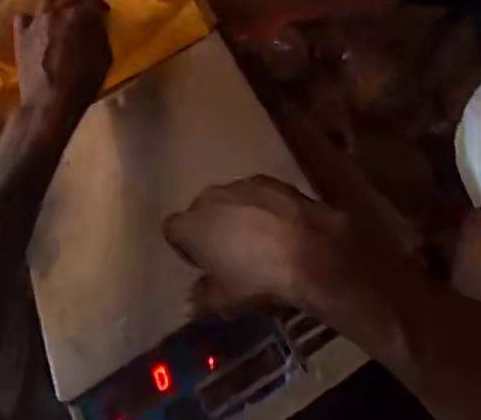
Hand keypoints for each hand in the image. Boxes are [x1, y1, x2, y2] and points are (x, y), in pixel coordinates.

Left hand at [13, 0, 112, 131]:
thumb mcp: (104, 57)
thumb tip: (97, 24)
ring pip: (47, 1)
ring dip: (57, 6)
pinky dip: (32, 19)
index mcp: (80, 15)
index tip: (103, 15)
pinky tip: (37, 27)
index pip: (94, 1)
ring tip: (60, 18)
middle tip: (83, 15)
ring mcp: (37, 20)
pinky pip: (25, 16)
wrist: (49, 101)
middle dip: (79, 3)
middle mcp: (57, 11)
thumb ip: (101, 34)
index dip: (100, 7)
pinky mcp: (21, 33)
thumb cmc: (82, 82)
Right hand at [164, 176, 358, 314]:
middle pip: (201, 212)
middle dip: (211, 229)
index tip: (202, 265)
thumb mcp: (226, 301)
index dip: (185, 248)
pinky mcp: (269, 179)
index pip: (172, 230)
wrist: (308, 249)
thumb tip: (190, 301)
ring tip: (258, 242)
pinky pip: (256, 195)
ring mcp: (240, 184)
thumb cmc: (257, 278)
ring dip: (236, 217)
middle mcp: (210, 197)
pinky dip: (261, 208)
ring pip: (229, 201)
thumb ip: (202, 299)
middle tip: (230, 256)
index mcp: (192, 225)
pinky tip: (279, 229)